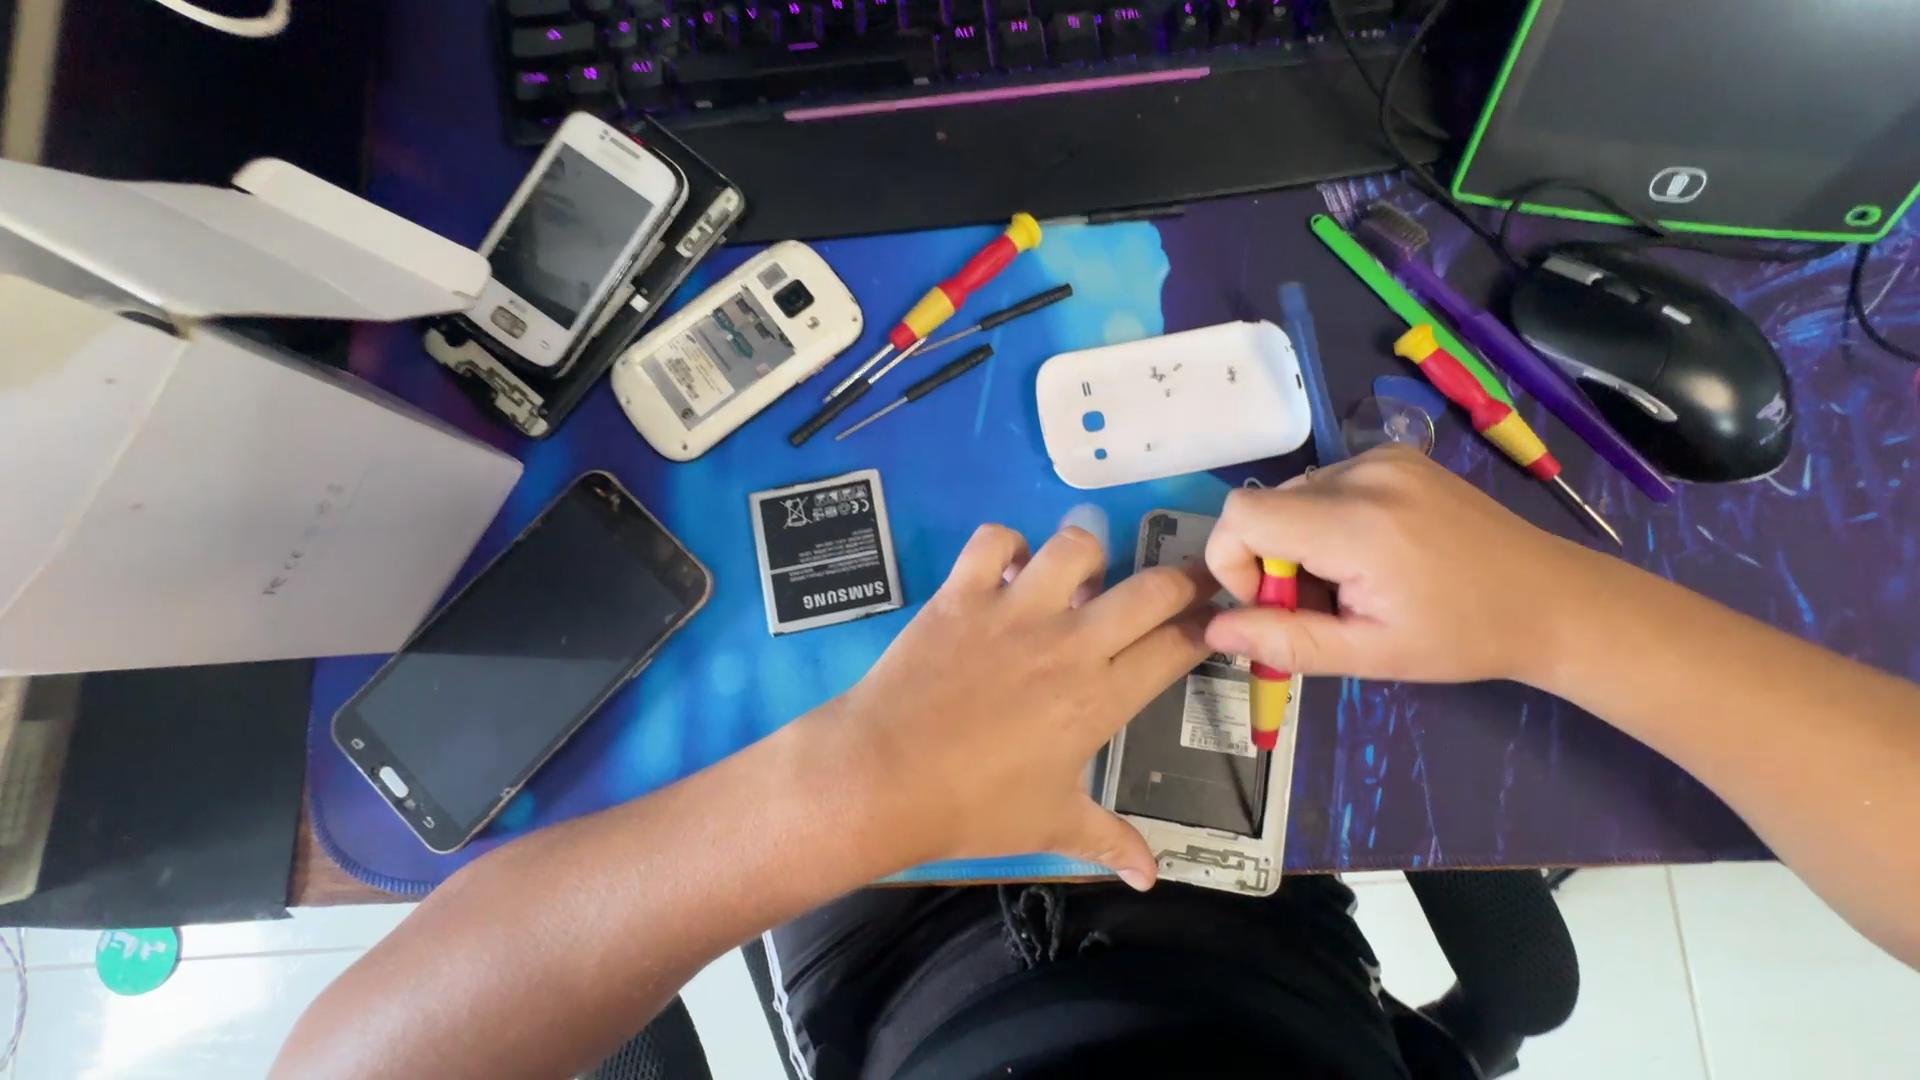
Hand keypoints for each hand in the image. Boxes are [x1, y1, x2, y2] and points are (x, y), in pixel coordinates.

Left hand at [816, 521, 1210, 889]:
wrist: (883, 777)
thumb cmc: (972, 807)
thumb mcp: (1050, 825)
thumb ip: (1110, 841)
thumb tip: (1150, 878)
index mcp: (1100, 698)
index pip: (1177, 646)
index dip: (1206, 626)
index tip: (1214, 618)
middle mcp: (1069, 643)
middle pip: (1151, 587)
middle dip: (1182, 578)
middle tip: (1177, 585)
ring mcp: (1013, 610)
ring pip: (1076, 546)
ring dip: (1088, 556)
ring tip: (1077, 581)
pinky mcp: (962, 594)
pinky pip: (994, 540)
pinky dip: (1006, 545)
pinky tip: (1006, 571)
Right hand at [1203, 446, 1595, 685]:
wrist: (1555, 599)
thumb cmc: (1463, 637)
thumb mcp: (1369, 655)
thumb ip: (1284, 641)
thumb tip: (1213, 629)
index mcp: (1357, 524)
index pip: (1241, 515)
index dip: (1232, 560)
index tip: (1270, 602)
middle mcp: (1363, 474)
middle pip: (1262, 506)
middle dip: (1269, 559)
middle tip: (1321, 602)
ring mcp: (1382, 457)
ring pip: (1290, 496)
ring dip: (1296, 541)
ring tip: (1350, 579)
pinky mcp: (1394, 455)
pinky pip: (1323, 484)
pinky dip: (1322, 520)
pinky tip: (1368, 551)